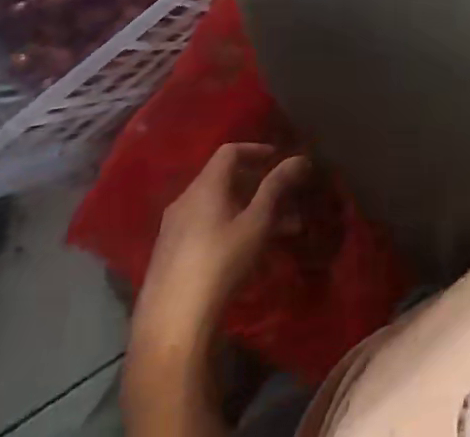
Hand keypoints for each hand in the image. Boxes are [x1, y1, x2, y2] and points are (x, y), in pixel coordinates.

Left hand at [134, 143, 310, 343]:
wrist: (173, 320)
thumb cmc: (221, 262)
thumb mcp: (256, 223)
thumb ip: (276, 188)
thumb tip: (299, 158)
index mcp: (204, 186)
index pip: (229, 152)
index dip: (255, 150)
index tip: (278, 159)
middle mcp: (185, 199)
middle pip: (224, 180)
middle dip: (259, 187)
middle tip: (286, 201)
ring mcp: (174, 226)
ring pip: (218, 207)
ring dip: (249, 211)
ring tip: (280, 232)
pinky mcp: (170, 252)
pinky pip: (206, 226)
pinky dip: (231, 227)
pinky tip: (248, 253)